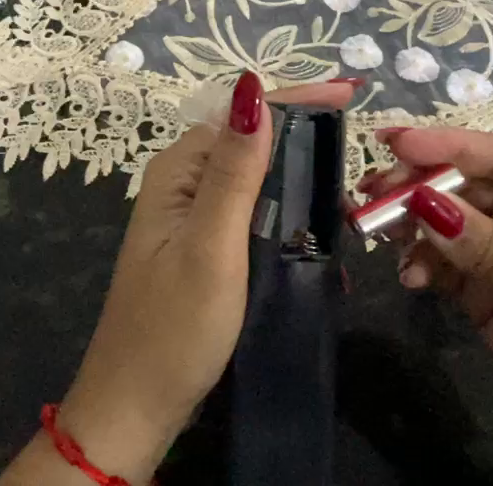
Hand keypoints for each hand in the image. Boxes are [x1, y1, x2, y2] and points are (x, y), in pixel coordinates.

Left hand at [0, 73, 357, 485]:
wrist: (135, 404)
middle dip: (302, 145)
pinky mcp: (203, 246)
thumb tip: (251, 90)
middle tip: (357, 168)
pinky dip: (285, 217)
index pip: (241, 115)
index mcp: (178, 170)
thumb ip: (234, 171)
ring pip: (255, 180)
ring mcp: (191, 216)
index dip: (295, 100)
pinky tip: (316, 236)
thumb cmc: (174, 327)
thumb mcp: (211, 246)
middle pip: (250, 142)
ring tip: (346, 205)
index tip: (350, 95)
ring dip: (298, 184)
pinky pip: (251, 213)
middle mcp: (182, 182)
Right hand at [367, 128, 492, 485]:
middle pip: (463, 184)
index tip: (393, 143)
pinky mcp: (488, 296)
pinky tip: (412, 280)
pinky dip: (420, 263)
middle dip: (416, 184)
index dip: (447, 144)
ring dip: (410, 223)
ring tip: (378, 236)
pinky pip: (442, 263)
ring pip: (445, 220)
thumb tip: (422, 203)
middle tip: (370, 196)